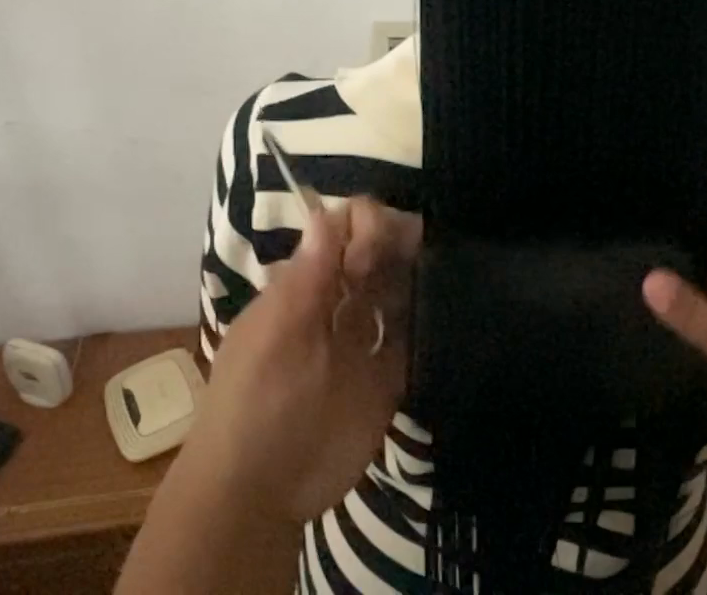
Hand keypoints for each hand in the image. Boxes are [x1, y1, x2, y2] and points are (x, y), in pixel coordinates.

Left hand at [191, 197, 421, 522]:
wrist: (256, 494)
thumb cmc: (257, 403)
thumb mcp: (276, 334)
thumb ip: (308, 276)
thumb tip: (327, 212)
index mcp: (304, 287)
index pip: (341, 231)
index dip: (365, 226)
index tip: (374, 251)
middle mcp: (337, 304)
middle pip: (376, 254)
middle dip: (399, 242)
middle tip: (419, 251)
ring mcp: (364, 341)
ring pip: (399, 290)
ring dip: (418, 275)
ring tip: (443, 273)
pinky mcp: (389, 377)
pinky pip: (413, 337)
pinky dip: (429, 320)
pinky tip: (450, 308)